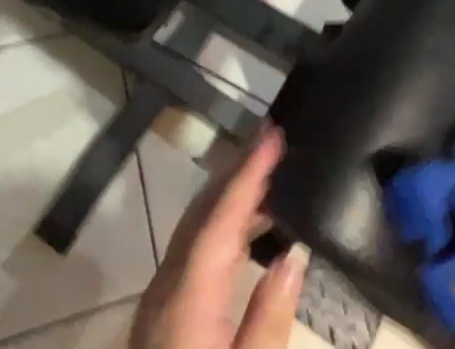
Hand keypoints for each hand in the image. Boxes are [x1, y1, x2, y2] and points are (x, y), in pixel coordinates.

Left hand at [131, 126, 308, 348]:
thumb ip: (269, 319)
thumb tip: (294, 256)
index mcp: (188, 297)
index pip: (219, 221)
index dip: (247, 174)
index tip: (271, 135)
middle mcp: (167, 285)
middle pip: (202, 213)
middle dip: (236, 170)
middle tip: (273, 136)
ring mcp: (160, 295)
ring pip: (194, 227)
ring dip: (229, 194)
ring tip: (269, 170)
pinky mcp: (162, 309)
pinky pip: (193, 247)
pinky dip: (221, 222)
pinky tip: (247, 226)